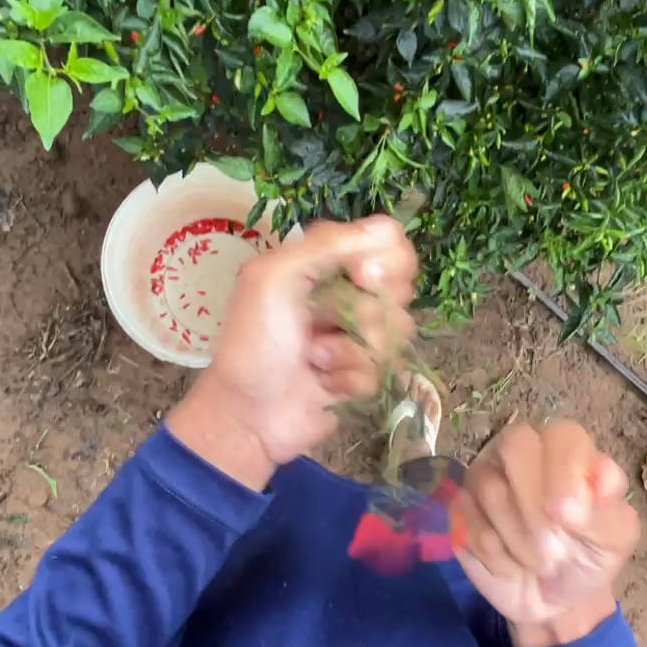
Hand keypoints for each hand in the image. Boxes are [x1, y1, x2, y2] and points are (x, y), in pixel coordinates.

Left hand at [167, 216, 417, 489]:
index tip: (362, 277)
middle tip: (335, 323)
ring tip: (317, 359)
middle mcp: (341, 292)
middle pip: (398, 284)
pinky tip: (324, 384)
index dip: (384, 260)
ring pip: (396, 329)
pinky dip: (352, 379)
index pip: (384, 241)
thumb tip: (387, 228)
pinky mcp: (361, 373)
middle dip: (370, 310)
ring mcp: (354, 335)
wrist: (248, 417)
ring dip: (356, 349)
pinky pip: (384, 368)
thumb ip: (326, 245)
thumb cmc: (254, 343)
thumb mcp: (275, 280)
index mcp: (319, 262)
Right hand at [450, 420, 644, 646]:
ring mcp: (486, 476)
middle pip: (514, 445)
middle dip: (534, 503)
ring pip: (490, 489)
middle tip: (554, 548)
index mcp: (567, 450)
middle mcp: (523, 452)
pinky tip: (512, 566)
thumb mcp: (616, 542)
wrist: (556, 600)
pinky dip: (498, 556)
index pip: (562, 436)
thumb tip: (573, 504)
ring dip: (521, 540)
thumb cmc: (589, 557)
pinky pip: (469, 523)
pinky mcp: (461, 508)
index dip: (564, 472)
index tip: (569, 517)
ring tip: (541, 563)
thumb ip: (607, 516)